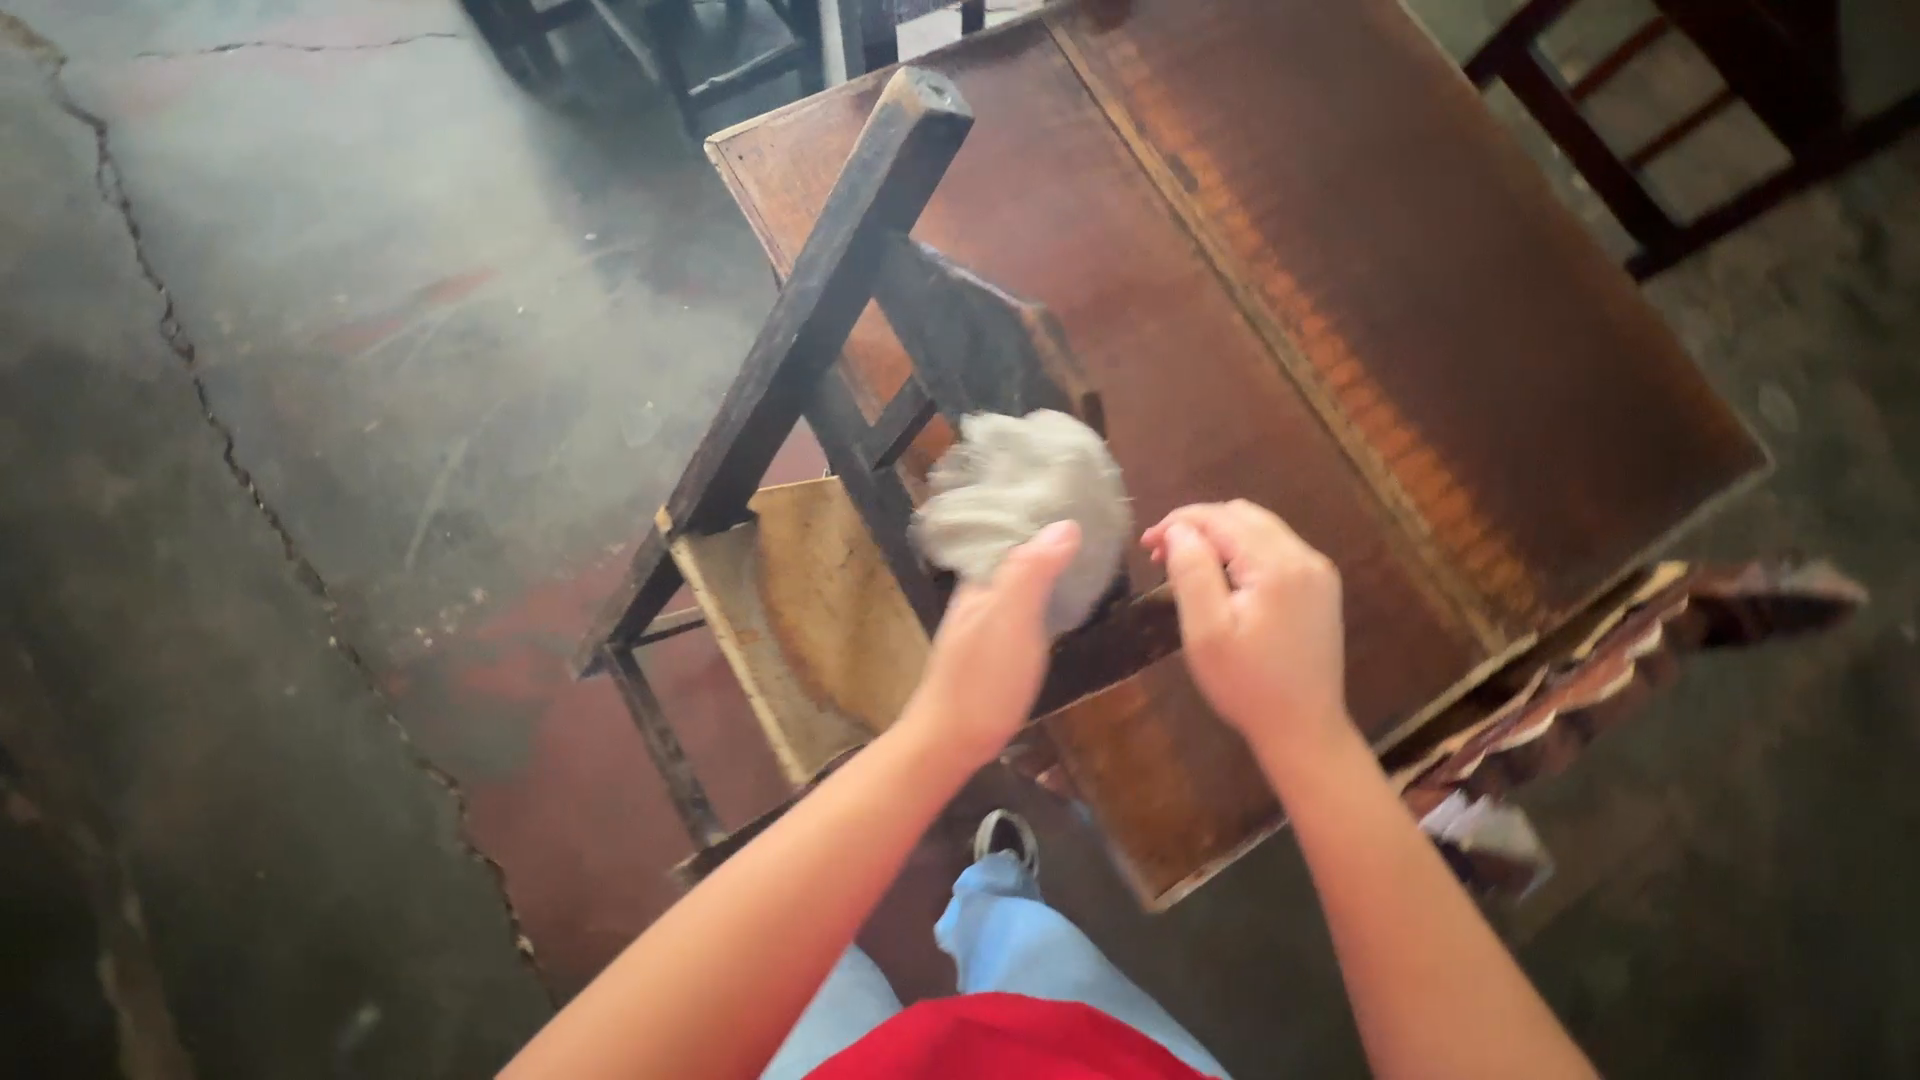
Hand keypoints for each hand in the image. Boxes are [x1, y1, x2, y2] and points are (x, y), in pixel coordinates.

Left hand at [904, 520, 1081, 766]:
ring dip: (1045, 566)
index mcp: (980, 580)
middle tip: (1093, 522)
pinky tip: (1063, 603)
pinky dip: (1044, 597)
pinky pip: (1022, 609)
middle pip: (1014, 554)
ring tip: (1086, 554)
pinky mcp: (992, 650)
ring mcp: (982, 624)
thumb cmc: (982, 679)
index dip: (1038, 511)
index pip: (1009, 529)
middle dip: (1045, 536)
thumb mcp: (1011, 620)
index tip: (1077, 495)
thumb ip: (1032, 572)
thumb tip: (1065, 524)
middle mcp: (978, 595)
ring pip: (1018, 582)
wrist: (949, 742)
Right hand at [1141, 500, 1351, 753]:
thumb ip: (1192, 573)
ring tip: (1186, 565)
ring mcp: (1318, 572)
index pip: (1220, 519)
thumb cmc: (1246, 685)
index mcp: (1277, 566)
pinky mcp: (1320, 588)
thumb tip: (1179, 530)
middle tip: (1161, 555)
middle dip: (1198, 525)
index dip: (1178, 522)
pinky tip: (1222, 578)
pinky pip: (1275, 549)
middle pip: (1243, 515)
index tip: (1146, 545)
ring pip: (1260, 529)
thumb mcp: (1206, 632)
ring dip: (1219, 536)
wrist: (1304, 728)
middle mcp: (1305, 558)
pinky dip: (1242, 551)